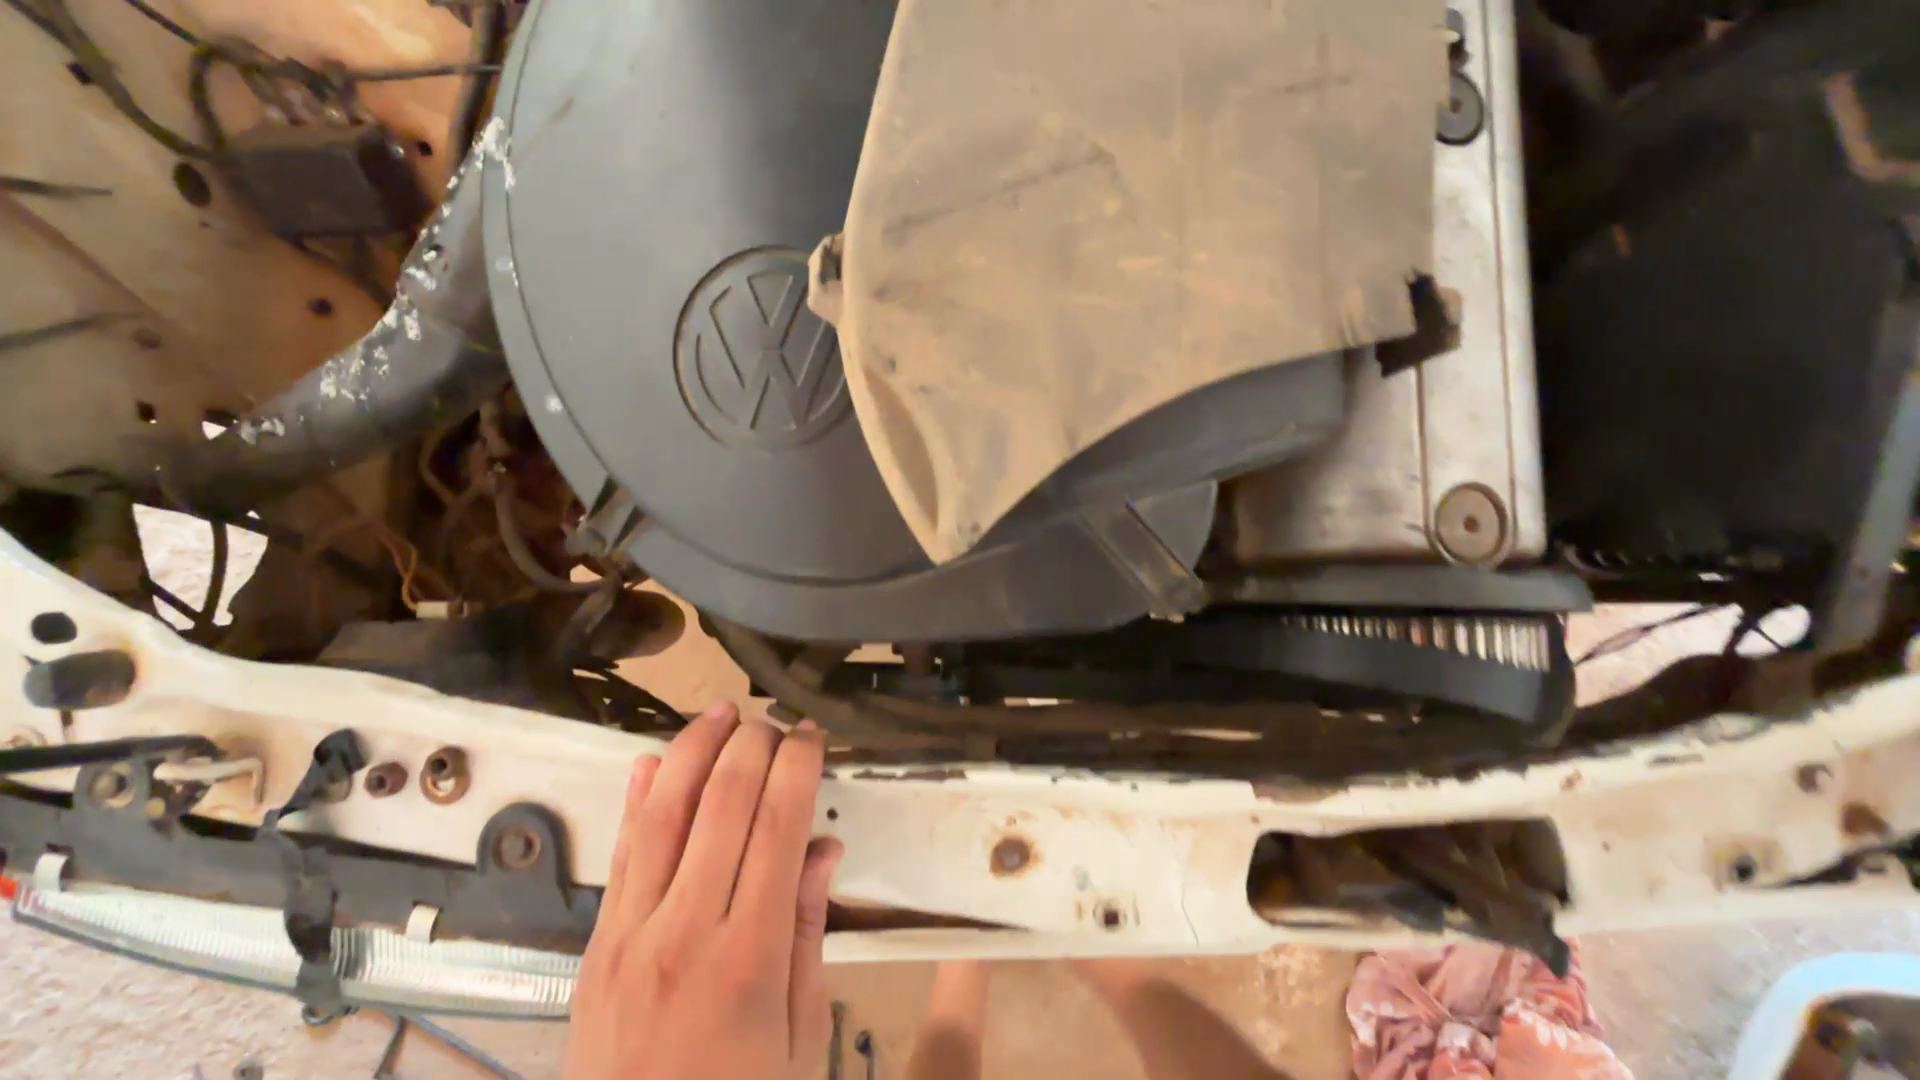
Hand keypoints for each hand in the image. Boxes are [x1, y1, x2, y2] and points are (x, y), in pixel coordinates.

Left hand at [564, 702, 842, 1079]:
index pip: (779, 829)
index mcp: (750, 958)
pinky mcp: (595, 946)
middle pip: (722, 806)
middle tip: (775, 722)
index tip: (812, 736)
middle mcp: (685, 932)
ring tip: (722, 713)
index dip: (798, 768)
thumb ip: (810, 935)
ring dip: (693, 752)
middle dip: (752, 747)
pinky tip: (652, 760)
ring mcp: (629, 935)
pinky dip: (638, 799)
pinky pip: (621, 855)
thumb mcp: (800, 1038)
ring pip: (662, 814)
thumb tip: (822, 849)